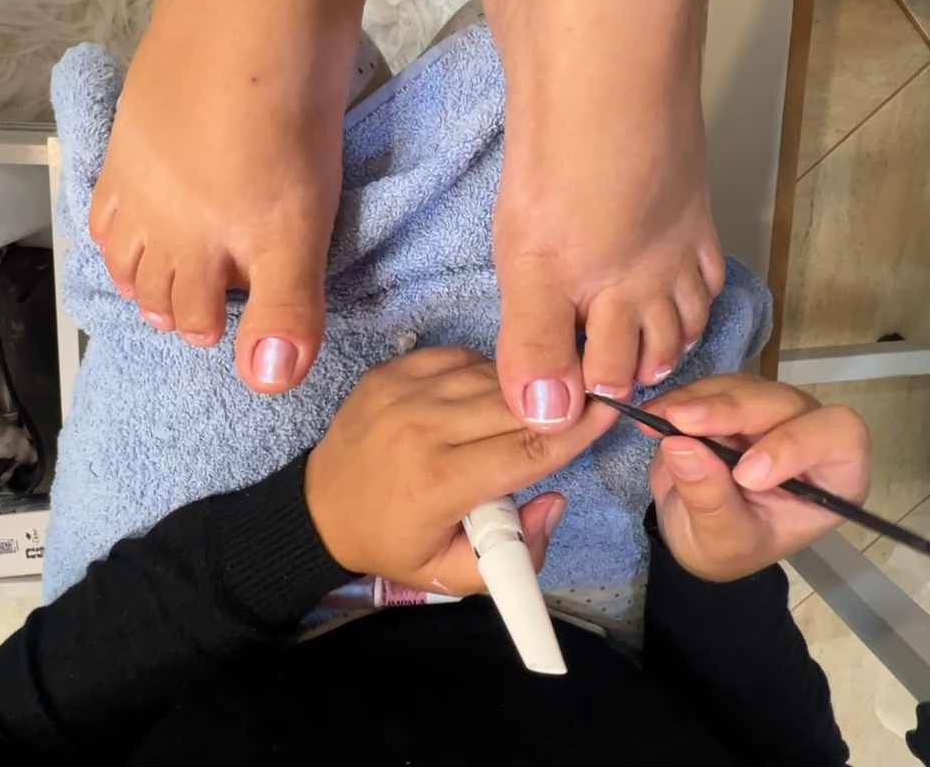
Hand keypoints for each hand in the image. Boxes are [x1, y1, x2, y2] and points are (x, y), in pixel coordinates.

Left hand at [304, 346, 614, 593]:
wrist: (318, 507)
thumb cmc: (390, 541)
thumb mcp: (449, 574)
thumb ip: (514, 553)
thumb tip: (555, 498)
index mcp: (438, 481)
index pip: (527, 449)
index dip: (576, 430)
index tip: (612, 410)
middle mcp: (422, 426)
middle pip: (513, 405)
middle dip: (558, 402)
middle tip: (589, 397)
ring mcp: (403, 389)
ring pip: (490, 377)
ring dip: (519, 390)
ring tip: (534, 404)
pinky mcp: (393, 368)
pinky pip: (460, 356)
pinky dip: (483, 372)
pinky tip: (487, 392)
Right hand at [641, 375, 869, 581]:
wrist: (692, 531)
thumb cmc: (725, 548)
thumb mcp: (721, 539)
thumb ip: (709, 499)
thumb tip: (681, 445)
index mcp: (830, 478)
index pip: (840, 438)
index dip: (795, 443)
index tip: (745, 474)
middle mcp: (806, 436)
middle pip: (783, 402)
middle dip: (731, 411)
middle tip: (681, 423)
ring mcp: (767, 415)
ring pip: (744, 386)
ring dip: (699, 400)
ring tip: (659, 420)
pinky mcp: (731, 402)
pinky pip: (710, 386)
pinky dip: (680, 397)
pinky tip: (654, 414)